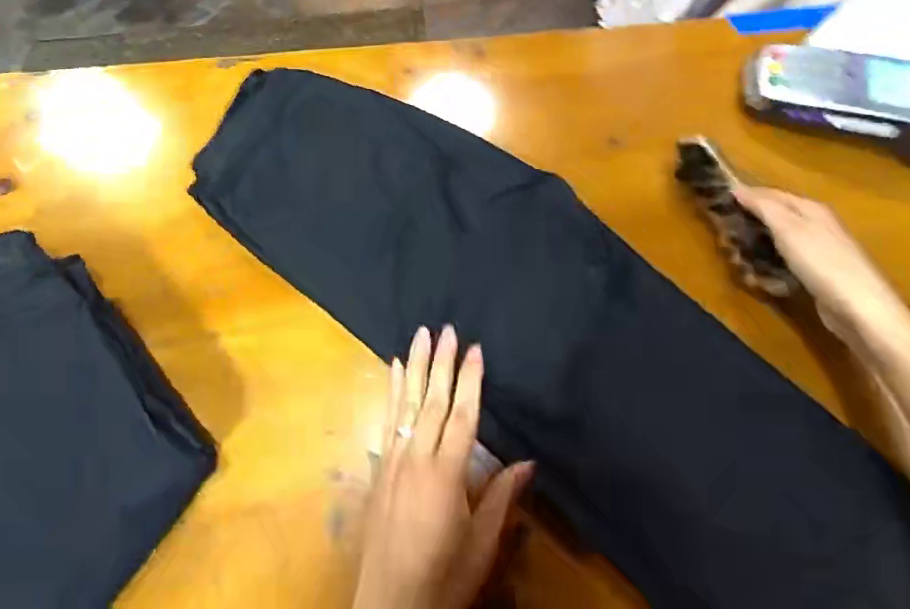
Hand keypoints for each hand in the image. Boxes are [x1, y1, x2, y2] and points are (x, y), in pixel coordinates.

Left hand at [353, 325, 534, 608]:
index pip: (462, 414)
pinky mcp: (381, 467)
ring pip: (407, 401)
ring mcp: (394, 459)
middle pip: (432, 399)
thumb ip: (501, 498)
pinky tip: (395, 369)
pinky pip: (388, 418)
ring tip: (420, 334)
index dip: (470, 379)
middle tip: (447, 328)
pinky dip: (392, 390)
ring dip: (415, 365)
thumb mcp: (481, 544)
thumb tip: (529, 462)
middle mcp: (417, 456)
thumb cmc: (444, 576)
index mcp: (446, 473)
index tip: (475, 348)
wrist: (390, 603)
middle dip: (441, 361)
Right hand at [733, 187, 909, 356]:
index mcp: (809, 208)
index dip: (744, 196)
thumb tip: (736, 188)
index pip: (769, 193)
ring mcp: (816, 253)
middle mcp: (814, 226)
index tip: (717, 203)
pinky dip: (769, 272)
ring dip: (754, 254)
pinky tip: (761, 282)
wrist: (863, 312)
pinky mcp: (815, 277)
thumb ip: (762, 206)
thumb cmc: (822, 262)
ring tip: (740, 264)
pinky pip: (783, 267)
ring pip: (774, 245)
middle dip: (747, 228)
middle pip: (771, 219)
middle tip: (726, 240)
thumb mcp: (788, 228)